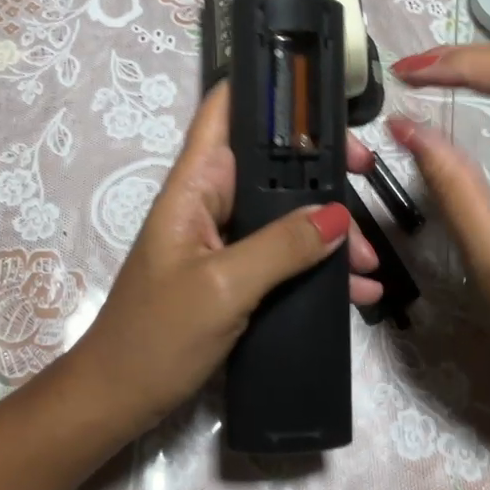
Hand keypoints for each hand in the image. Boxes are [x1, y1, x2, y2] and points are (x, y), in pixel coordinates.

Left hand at [68, 82, 384, 433]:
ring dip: (329, 229)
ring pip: (285, 212)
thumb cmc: (158, 335)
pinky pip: (284, 255)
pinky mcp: (235, 273)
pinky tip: (357, 290)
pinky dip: (318, 267)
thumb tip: (339, 214)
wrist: (120, 399)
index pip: (223, 112)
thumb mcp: (224, 287)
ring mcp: (223, 239)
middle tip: (366, 176)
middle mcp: (210, 201)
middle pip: (270, 161)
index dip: (264, 90)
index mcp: (193, 186)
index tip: (319, 93)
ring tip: (369, 261)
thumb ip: (282, 247)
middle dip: (320, 169)